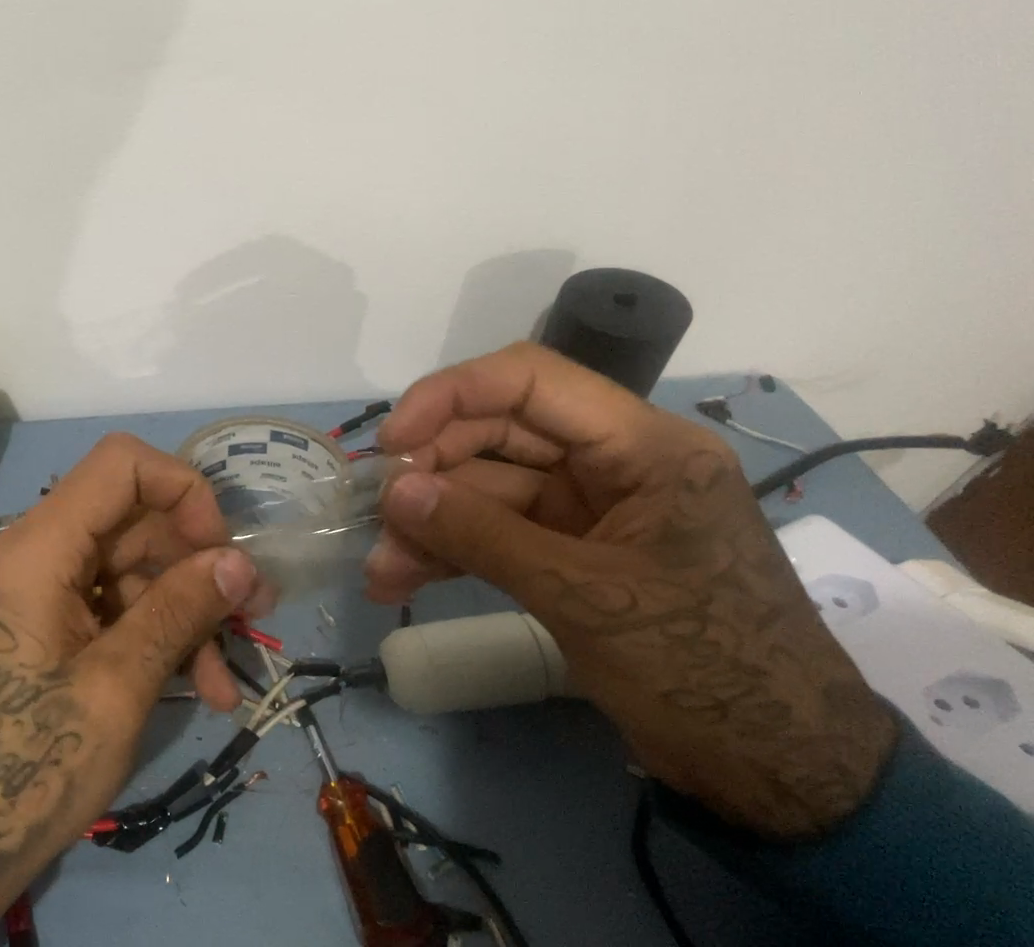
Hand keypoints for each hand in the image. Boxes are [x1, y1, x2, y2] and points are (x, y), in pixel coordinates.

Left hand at [0, 433, 262, 944]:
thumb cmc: (30, 768)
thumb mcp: (116, 688)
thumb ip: (179, 613)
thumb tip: (241, 561)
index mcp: (37, 550)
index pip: (120, 464)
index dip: (183, 491)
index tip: (223, 552)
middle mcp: (34, 554)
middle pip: (132, 519)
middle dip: (198, 564)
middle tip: (256, 617)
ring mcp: (39, 591)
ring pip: (131, 567)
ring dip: (186, 613)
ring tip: (227, 680)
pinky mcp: (46, 625)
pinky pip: (112, 606)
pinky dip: (156, 635)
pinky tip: (199, 689)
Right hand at [366, 343, 895, 838]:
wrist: (773, 768)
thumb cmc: (700, 667)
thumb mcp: (582, 596)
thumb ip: (482, 535)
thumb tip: (394, 491)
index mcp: (644, 448)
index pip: (530, 381)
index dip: (450, 397)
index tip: (392, 443)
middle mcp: (614, 464)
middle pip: (497, 434)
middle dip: (431, 473)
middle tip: (375, 514)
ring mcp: (590, 511)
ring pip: (486, 490)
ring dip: (429, 524)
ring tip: (381, 571)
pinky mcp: (572, 555)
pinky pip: (495, 534)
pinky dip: (450, 552)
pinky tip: (402, 580)